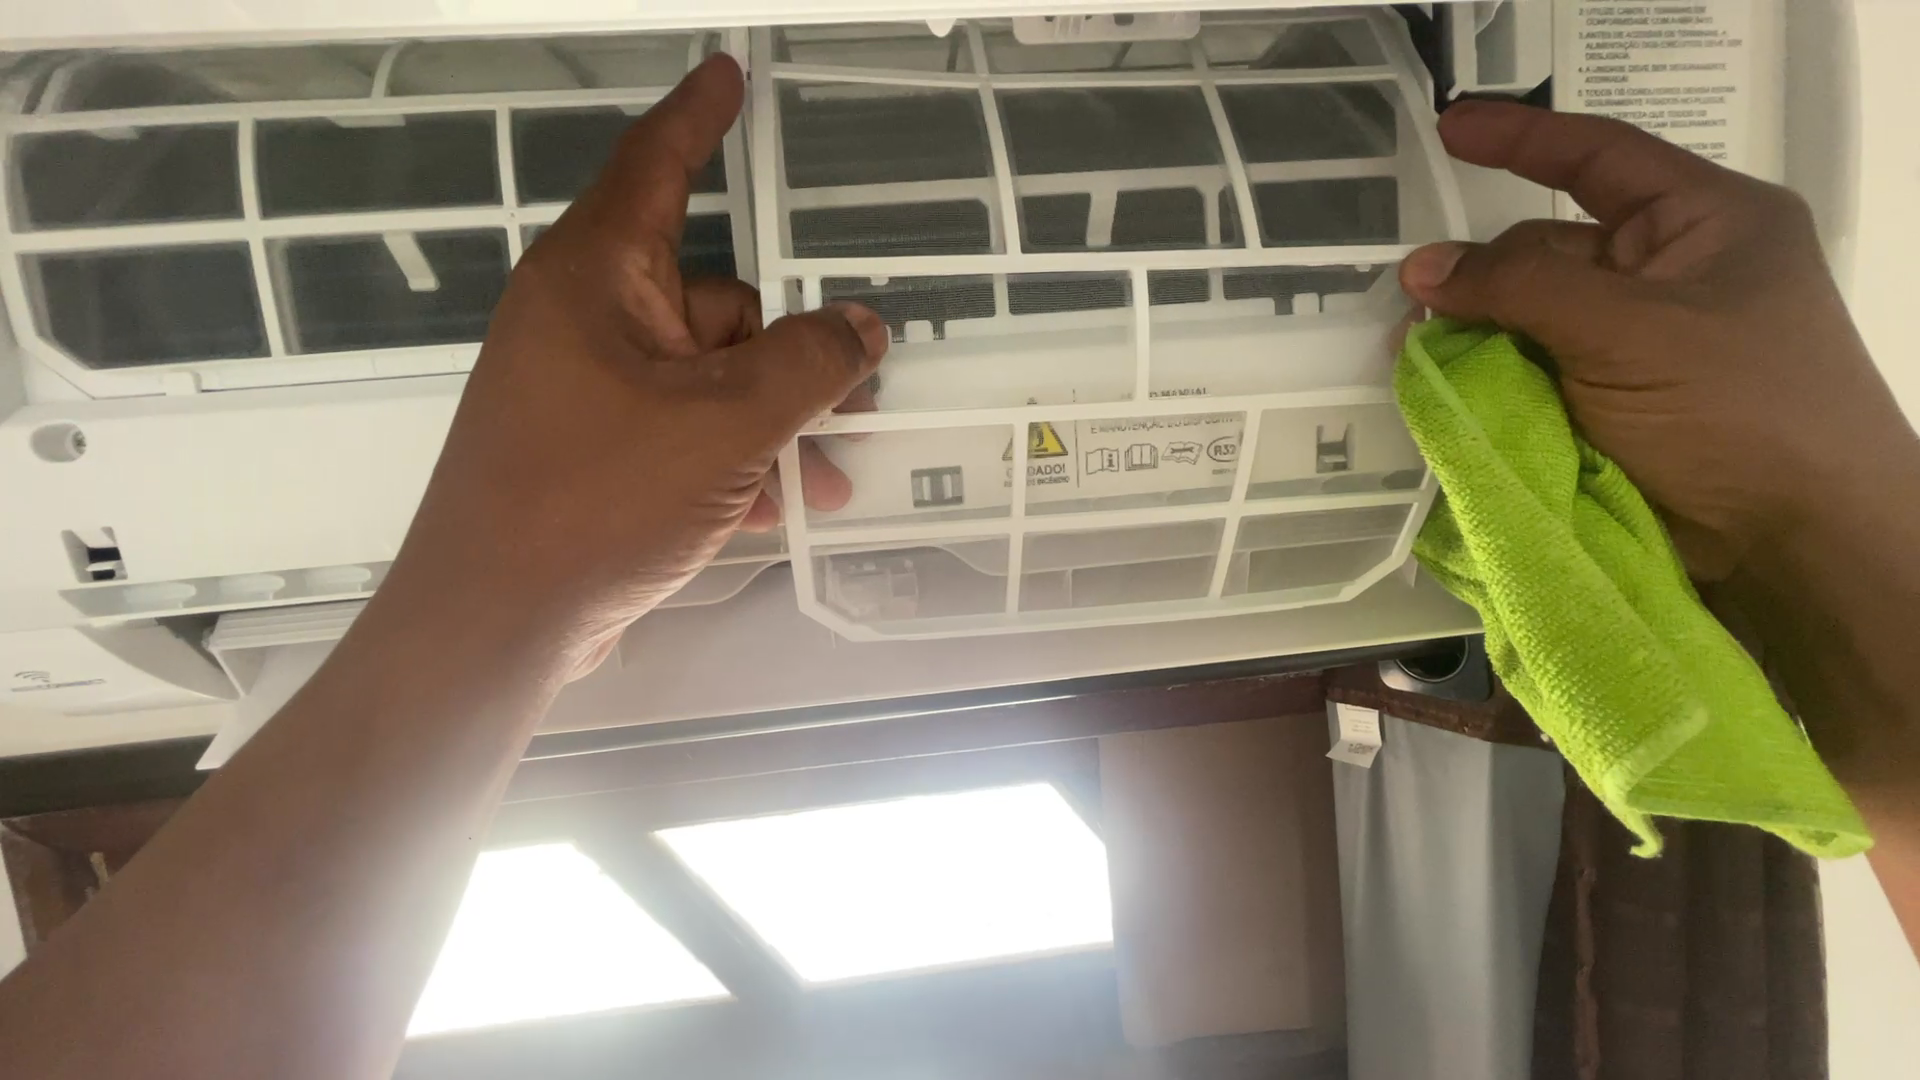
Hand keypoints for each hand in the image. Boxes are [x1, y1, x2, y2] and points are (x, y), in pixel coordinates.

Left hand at [392, 55, 887, 671]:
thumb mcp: (726, 425)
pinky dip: (737, 463)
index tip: (731, 75)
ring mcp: (594, 394)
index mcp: (599, 282)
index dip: (699, 119)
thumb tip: (865, 326)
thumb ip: (808, 366)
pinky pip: (690, 434)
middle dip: (791, 361)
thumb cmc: (601, 500)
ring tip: (825, 482)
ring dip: (777, 429)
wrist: (501, 622)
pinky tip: (776, 509)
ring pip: (716, 385)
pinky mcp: (601, 454)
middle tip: (854, 405)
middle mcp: (591, 324)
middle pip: (720, 308)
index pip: (655, 169)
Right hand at [1398, 101, 1915, 579]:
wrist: (1780, 534)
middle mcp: (1656, 275)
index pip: (1598, 157)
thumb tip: (1420, 268)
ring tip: (1418, 354)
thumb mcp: (1628, 329)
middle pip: (1540, 250)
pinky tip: (1440, 385)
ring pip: (1517, 316)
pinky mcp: (1589, 397)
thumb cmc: (1736, 407)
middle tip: (1414, 304)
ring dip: (1469, 332)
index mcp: (1698, 225)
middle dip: (1477, 274)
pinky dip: (1476, 375)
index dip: (1521, 138)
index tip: (1447, 128)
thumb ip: (1519, 288)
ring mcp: (1619, 341)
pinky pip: (1515, 368)